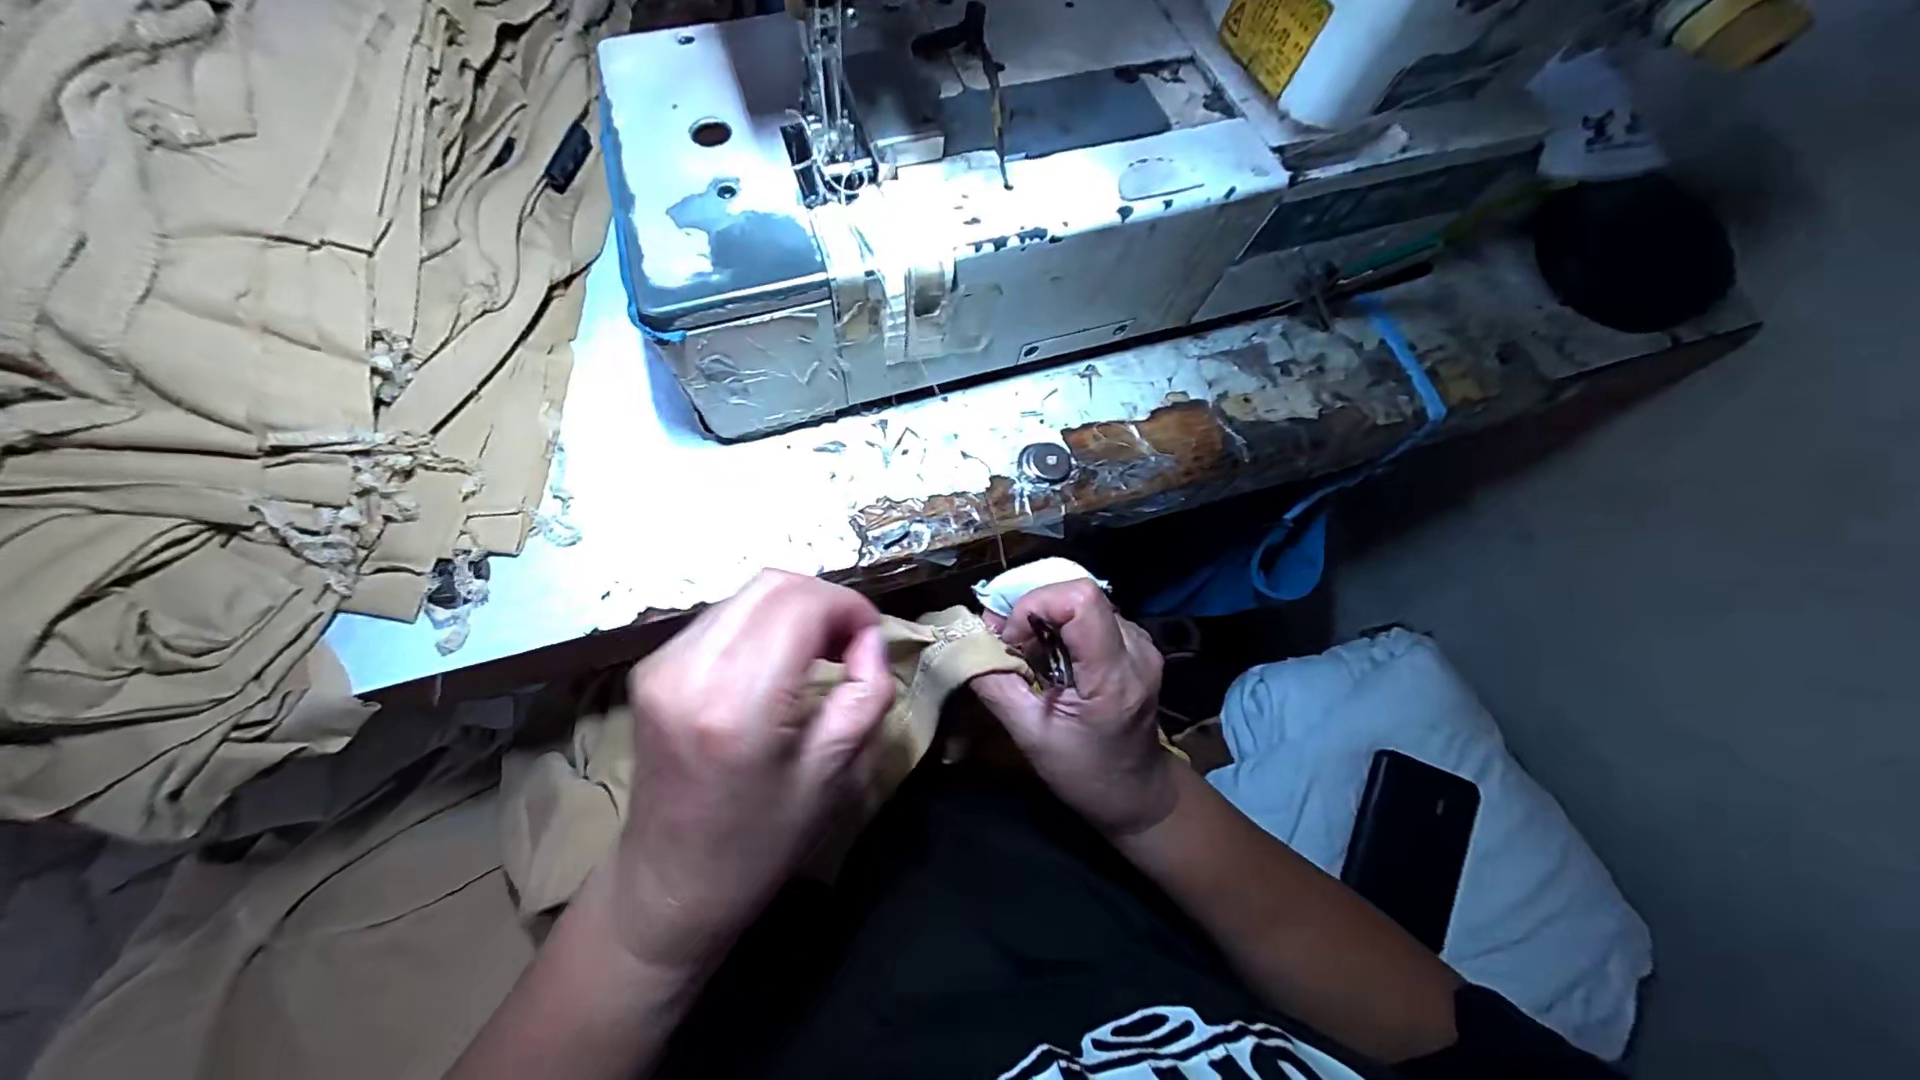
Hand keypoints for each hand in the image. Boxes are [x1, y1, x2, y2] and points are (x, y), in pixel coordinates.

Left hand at [610, 570, 894, 971]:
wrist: (668, 884)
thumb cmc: (759, 843)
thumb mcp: (834, 773)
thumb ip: (866, 693)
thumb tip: (871, 640)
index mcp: (737, 703)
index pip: (802, 604)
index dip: (849, 607)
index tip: (872, 637)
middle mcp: (689, 669)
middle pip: (772, 584)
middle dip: (825, 600)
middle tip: (851, 640)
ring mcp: (662, 664)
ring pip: (747, 593)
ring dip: (795, 607)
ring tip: (822, 648)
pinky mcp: (652, 668)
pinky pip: (724, 616)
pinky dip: (764, 622)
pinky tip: (781, 658)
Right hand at [971, 580, 1176, 836]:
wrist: (1136, 793)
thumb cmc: (1084, 774)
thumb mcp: (1030, 736)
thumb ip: (996, 686)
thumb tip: (967, 645)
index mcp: (1114, 676)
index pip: (1081, 600)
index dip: (1035, 605)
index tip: (1012, 640)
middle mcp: (1136, 648)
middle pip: (1079, 592)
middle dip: (1033, 609)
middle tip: (1010, 643)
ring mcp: (1141, 643)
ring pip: (1083, 599)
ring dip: (1045, 617)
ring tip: (1029, 653)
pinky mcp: (1135, 643)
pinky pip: (1091, 613)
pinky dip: (1060, 624)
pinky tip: (1051, 656)